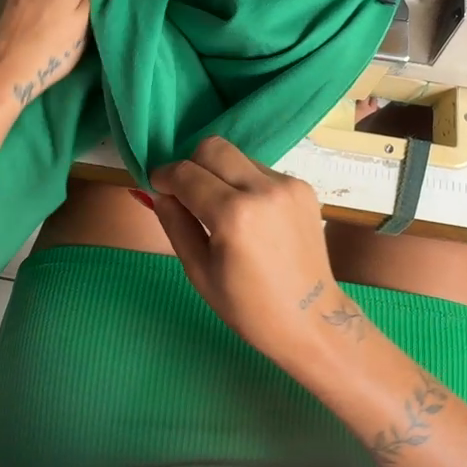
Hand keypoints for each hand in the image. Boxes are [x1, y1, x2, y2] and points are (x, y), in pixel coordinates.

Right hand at [148, 137, 364, 368]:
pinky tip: (249, 215)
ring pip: (238, 156)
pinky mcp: (302, 187)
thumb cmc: (248, 307)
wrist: (310, 319)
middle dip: (191, 164)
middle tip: (186, 192)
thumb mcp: (199, 272)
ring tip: (220, 208)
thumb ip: (174, 223)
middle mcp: (262, 189)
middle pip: (213, 147)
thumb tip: (157, 192)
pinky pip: (261, 171)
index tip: (156, 185)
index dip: (163, 175)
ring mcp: (287, 184)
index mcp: (233, 215)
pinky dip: (245, 183)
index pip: (185, 173)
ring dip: (219, 173)